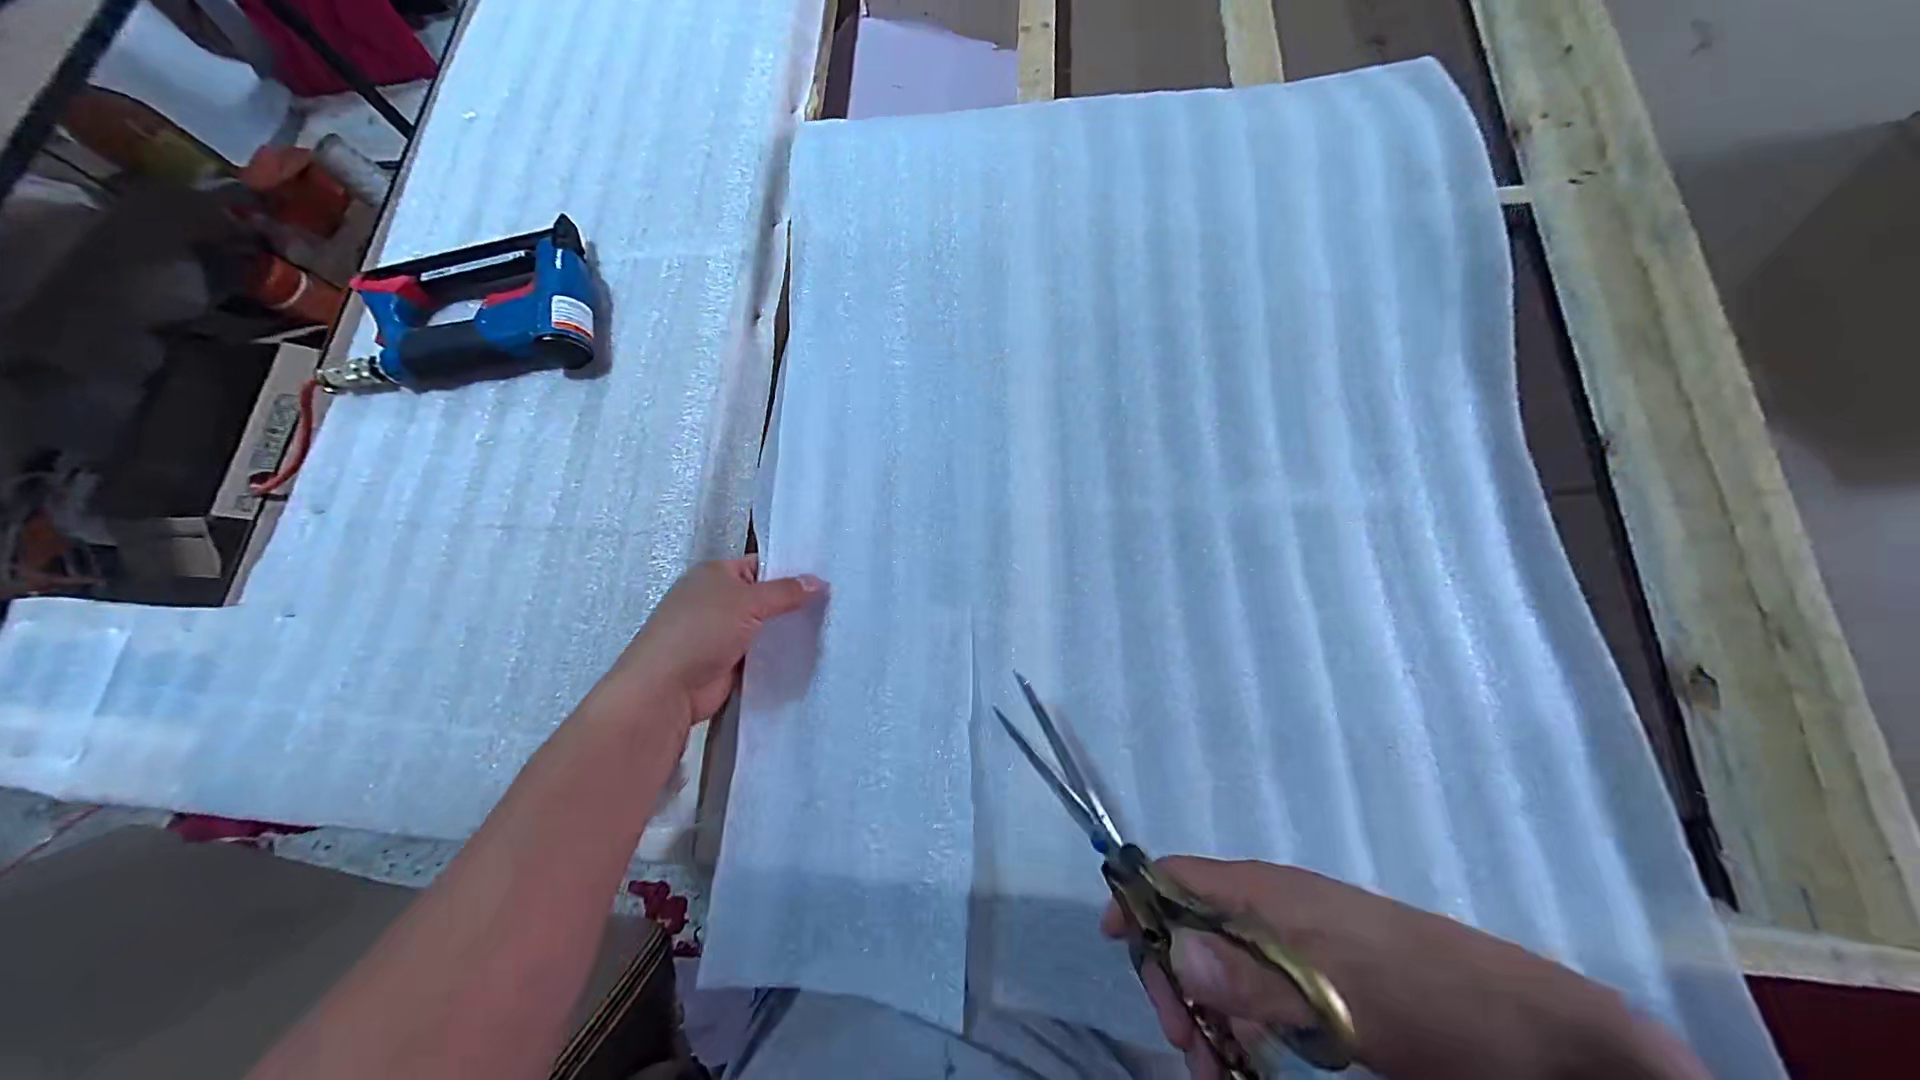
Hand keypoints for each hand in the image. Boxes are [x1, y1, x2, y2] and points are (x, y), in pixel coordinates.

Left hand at [587, 556, 824, 731]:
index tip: (825, 579)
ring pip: (765, 628)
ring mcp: (722, 633)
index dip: (791, 571)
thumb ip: (786, 592)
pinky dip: (779, 655)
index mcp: (716, 574)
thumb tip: (819, 582)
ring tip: (829, 629)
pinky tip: (808, 655)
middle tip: (834, 605)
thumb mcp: (748, 601)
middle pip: (765, 597)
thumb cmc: (701, 631)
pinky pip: (761, 654)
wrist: (667, 688)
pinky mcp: (728, 663)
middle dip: (794, 603)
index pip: (760, 565)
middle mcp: (717, 600)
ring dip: (787, 632)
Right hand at [1102, 857, 1708, 1079]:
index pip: (1178, 875)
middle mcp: (1272, 912)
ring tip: (1214, 1073)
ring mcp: (1295, 951)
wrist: (1538, 1035)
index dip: (1140, 900)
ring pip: (1220, 971)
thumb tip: (1172, 951)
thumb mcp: (1339, 994)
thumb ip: (1253, 976)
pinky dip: (1238, 1032)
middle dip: (1173, 981)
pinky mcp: (1320, 990)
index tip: (1117, 946)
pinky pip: (1255, 1000)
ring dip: (1204, 1016)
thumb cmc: (1428, 998)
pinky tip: (1243, 1067)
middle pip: (1190, 928)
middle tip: (1185, 1044)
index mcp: (1268, 893)